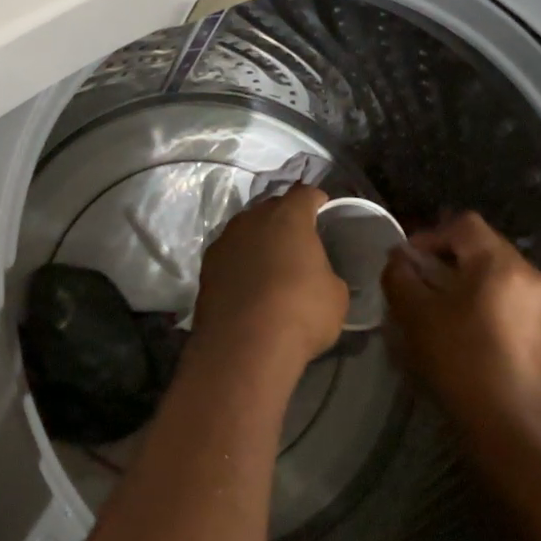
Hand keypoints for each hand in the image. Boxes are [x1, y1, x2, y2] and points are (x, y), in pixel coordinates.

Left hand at [194, 185, 348, 364]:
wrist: (243, 347)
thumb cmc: (300, 312)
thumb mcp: (335, 296)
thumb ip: (327, 275)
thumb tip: (319, 278)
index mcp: (289, 217)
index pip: (305, 193)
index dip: (316, 200)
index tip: (323, 209)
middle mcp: (252, 219)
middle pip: (272, 208)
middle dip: (285, 220)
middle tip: (298, 241)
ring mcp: (224, 242)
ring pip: (246, 231)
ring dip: (259, 242)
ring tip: (271, 265)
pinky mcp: (206, 269)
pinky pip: (230, 256)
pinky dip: (240, 265)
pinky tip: (248, 286)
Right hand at [381, 212, 540, 430]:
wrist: (504, 422)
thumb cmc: (458, 359)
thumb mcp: (416, 314)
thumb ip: (401, 276)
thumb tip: (399, 259)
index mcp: (502, 262)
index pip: (464, 225)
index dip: (430, 235)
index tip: (407, 261)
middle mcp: (530, 273)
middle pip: (483, 246)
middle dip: (447, 258)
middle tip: (419, 282)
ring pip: (496, 272)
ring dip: (465, 279)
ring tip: (438, 305)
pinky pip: (509, 295)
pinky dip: (484, 299)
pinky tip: (463, 325)